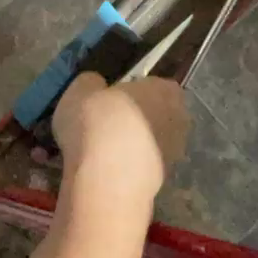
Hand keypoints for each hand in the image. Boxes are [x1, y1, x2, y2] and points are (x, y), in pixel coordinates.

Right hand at [52, 73, 189, 201]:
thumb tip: (94, 84)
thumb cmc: (96, 122)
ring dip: (122, 144)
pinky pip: (136, 164)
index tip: (99, 102)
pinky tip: (96, 169)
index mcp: (164, 88)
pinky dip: (120, 165)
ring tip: (89, 153)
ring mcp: (174, 148)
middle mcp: (179, 115)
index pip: (146, 83)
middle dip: (125, 120)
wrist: (108, 175)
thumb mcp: (78, 89)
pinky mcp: (163, 175)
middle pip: (148, 113)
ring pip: (142, 140)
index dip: (122, 92)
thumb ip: (90, 82)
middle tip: (93, 128)